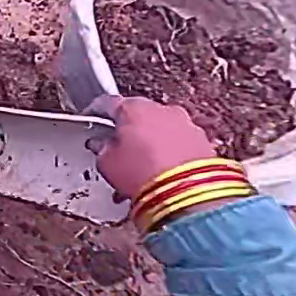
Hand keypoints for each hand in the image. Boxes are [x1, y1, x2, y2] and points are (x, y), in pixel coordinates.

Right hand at [86, 95, 217, 198]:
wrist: (188, 192)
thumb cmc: (146, 173)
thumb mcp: (106, 162)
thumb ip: (101, 148)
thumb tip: (102, 146)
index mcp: (134, 107)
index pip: (107, 102)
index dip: (94, 112)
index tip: (91, 119)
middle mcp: (162, 110)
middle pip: (137, 115)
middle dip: (126, 131)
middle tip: (115, 149)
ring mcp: (186, 125)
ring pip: (160, 130)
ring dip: (149, 144)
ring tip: (139, 168)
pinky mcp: (203, 142)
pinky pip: (178, 143)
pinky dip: (168, 154)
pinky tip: (159, 173)